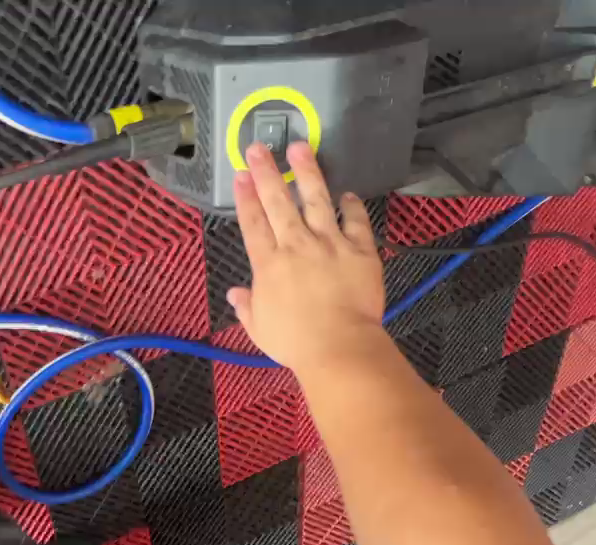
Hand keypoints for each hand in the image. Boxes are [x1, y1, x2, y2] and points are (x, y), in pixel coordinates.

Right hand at [228, 141, 388, 372]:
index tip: (241, 174)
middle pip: (279, 202)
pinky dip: (352, 206)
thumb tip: (235, 294)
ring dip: (307, 172)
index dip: (246, 197)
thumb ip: (247, 307)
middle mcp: (297, 246)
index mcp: (269, 265)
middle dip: (267, 172)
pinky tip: (347, 195)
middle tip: (259, 147)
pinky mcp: (360, 250)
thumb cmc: (294, 342)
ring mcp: (331, 244)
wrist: (338, 346)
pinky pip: (356, 221)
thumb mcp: (259, 329)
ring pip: (316, 200)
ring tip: (300, 148)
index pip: (253, 224)